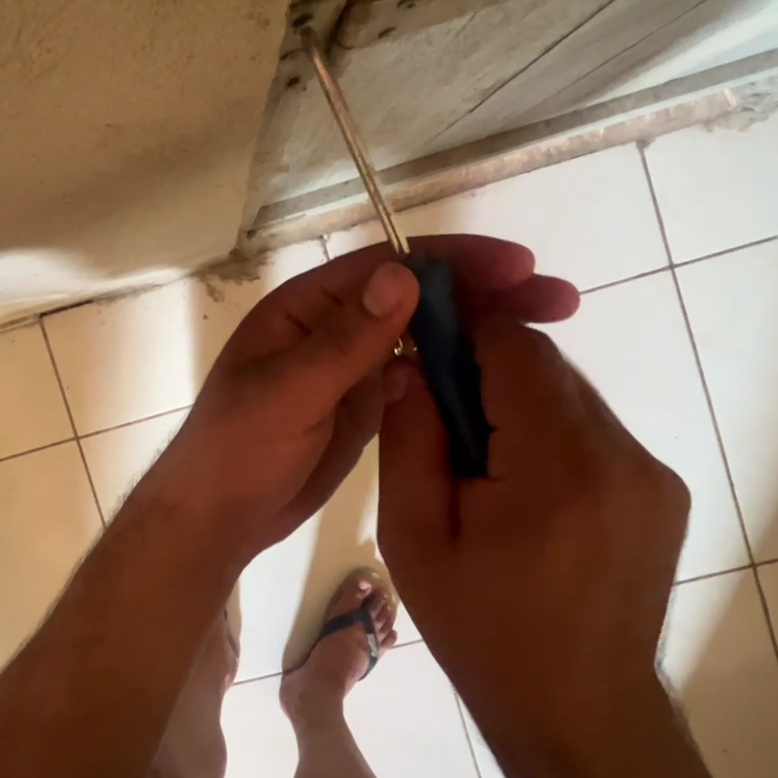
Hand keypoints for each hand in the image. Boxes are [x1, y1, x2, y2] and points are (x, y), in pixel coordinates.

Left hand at [127, 237, 577, 566]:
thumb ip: (345, 340)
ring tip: (548, 330)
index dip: (452, 262)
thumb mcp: (287, 392)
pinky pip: (419, 378)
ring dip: (479, 331)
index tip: (518, 267)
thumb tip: (403, 275)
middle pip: (415, 297)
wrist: (219, 515)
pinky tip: (502, 378)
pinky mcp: (366, 405)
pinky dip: (457, 373)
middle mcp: (332, 328)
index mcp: (304, 309)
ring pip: (423, 336)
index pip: (386, 268)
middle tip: (559, 299)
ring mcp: (351, 367)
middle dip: (483, 293)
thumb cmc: (237, 448)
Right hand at [377, 321, 689, 731]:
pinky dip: (546, 437)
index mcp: (559, 467)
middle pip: (546, 368)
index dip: (464, 329)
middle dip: (484, 373)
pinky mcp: (662, 492)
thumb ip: (410, 439)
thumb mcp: (414, 536)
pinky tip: (518, 490)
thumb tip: (407, 364)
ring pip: (569, 398)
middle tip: (435, 418)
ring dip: (515, 407)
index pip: (516, 348)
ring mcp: (653, 475)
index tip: (419, 342)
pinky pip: (591, 433)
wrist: (577, 711)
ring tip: (475, 467)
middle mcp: (624, 457)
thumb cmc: (480, 628)